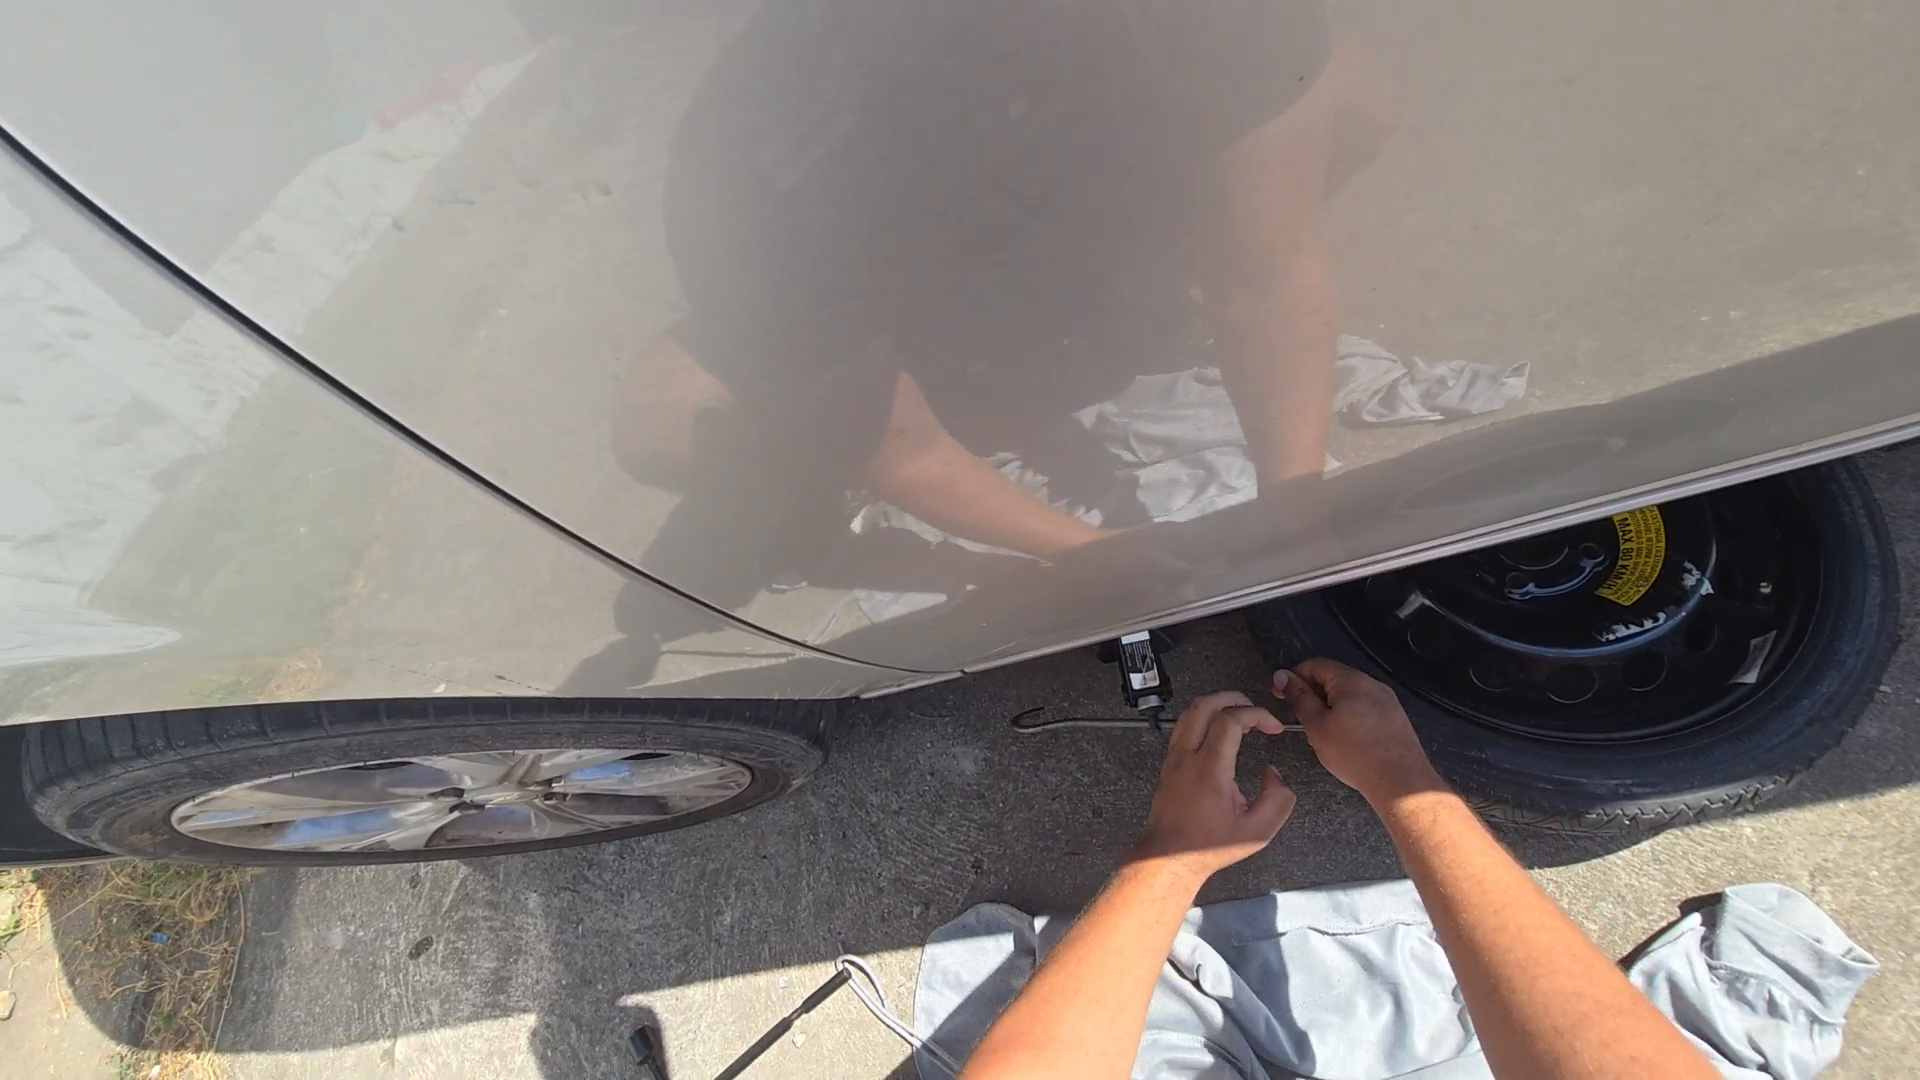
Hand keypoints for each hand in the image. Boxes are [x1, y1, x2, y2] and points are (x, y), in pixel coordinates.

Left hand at [1129, 692, 1296, 880]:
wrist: (1170, 855)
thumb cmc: (1210, 845)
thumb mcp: (1257, 831)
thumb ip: (1277, 800)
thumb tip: (1274, 774)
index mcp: (1209, 767)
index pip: (1230, 719)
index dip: (1257, 714)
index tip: (1273, 726)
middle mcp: (1187, 755)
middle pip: (1205, 704)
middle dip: (1235, 698)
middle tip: (1256, 711)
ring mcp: (1174, 756)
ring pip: (1190, 711)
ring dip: (1217, 705)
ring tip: (1241, 717)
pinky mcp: (1169, 761)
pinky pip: (1184, 726)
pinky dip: (1204, 718)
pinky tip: (1220, 732)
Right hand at [1275, 659, 1446, 804]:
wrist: (1401, 783)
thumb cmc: (1356, 753)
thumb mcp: (1316, 724)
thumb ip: (1298, 696)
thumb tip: (1283, 676)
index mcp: (1352, 680)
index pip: (1315, 665)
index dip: (1293, 677)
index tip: (1281, 694)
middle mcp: (1372, 685)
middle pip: (1332, 679)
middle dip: (1311, 695)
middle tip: (1298, 717)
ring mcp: (1387, 702)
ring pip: (1347, 696)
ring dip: (1328, 708)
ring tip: (1320, 732)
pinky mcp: (1394, 720)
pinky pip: (1363, 710)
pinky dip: (1347, 718)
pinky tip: (1342, 740)